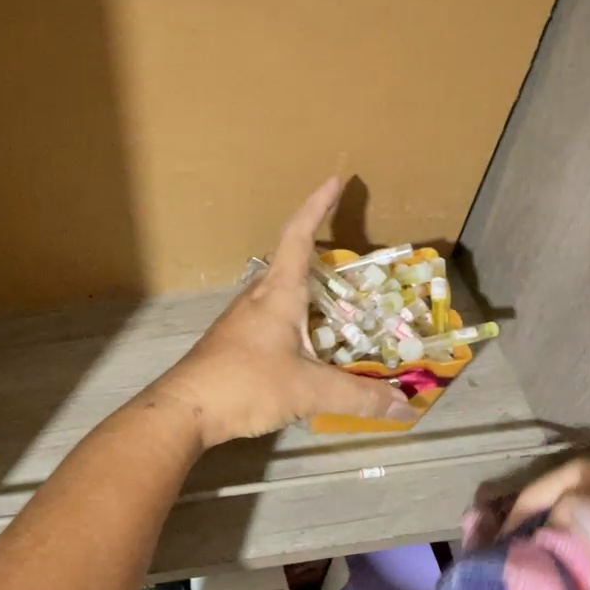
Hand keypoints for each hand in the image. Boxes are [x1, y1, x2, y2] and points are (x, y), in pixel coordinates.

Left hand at [142, 177, 416, 447]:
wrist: (184, 409)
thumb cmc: (245, 383)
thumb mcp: (308, 390)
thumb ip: (358, 396)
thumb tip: (404, 406)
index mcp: (277, 293)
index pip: (298, 236)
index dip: (317, 206)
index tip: (335, 180)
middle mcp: (258, 298)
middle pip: (291, 265)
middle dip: (322, 256)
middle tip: (356, 263)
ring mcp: (242, 321)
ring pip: (282, 297)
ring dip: (310, 296)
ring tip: (342, 308)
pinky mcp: (234, 344)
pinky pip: (273, 322)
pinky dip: (298, 324)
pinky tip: (311, 348)